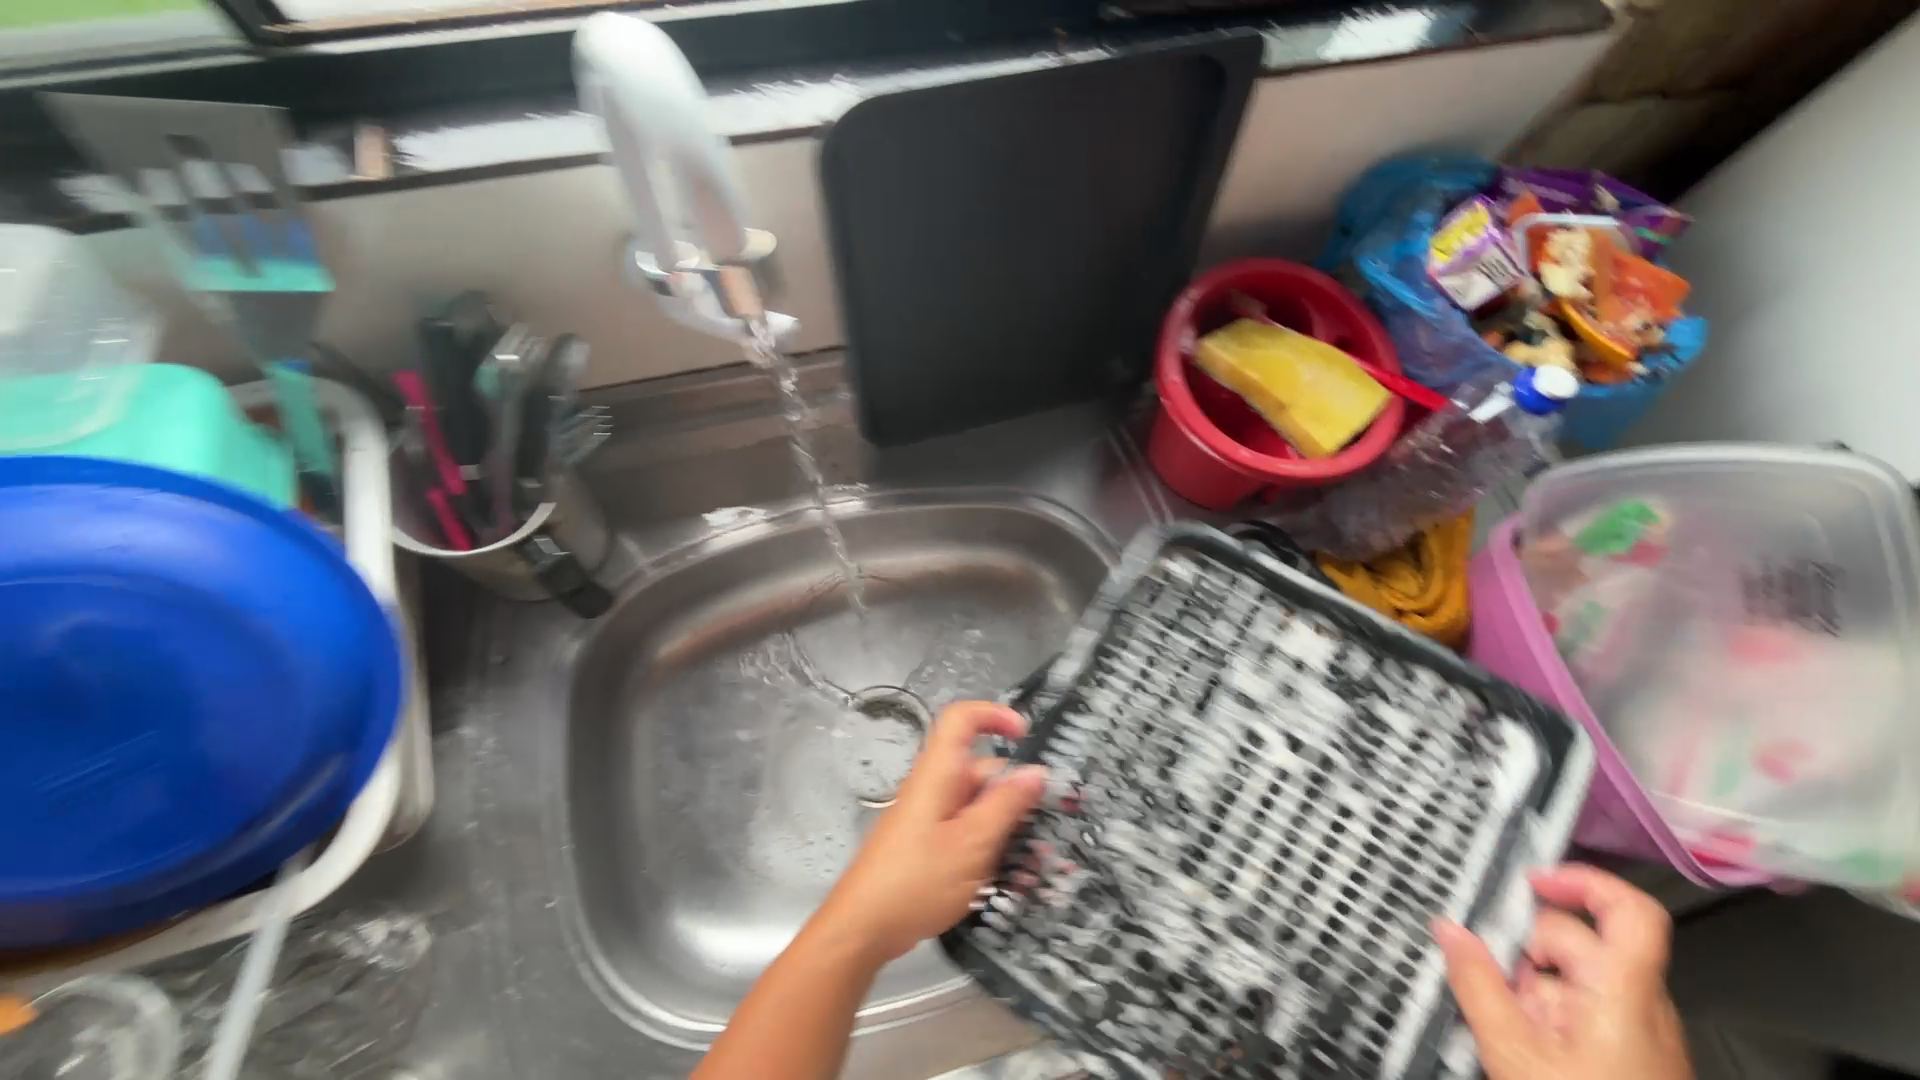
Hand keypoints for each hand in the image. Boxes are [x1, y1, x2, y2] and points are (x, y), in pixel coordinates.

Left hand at [814, 701, 1047, 966]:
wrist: (863, 928)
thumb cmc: (916, 881)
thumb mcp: (972, 843)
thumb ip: (1006, 805)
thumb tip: (1036, 770)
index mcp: (939, 773)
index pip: (962, 719)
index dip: (994, 715)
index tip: (1027, 734)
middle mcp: (935, 788)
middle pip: (983, 771)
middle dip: (1021, 795)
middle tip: (1055, 822)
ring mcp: (931, 817)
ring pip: (981, 808)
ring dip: (1012, 829)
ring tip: (1040, 863)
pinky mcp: (930, 845)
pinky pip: (969, 833)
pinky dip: (994, 848)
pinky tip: (1016, 879)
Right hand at [1434, 864, 1692, 1079]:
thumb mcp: (1512, 1052)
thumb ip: (1477, 982)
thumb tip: (1448, 928)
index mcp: (1624, 996)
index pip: (1630, 912)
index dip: (1583, 881)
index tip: (1531, 879)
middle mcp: (1642, 1006)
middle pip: (1578, 941)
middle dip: (1523, 949)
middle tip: (1485, 971)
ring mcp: (1638, 1032)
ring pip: (1573, 976)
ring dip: (1530, 984)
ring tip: (1503, 1020)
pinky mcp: (1629, 1053)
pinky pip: (1581, 1007)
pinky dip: (1544, 1010)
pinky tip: (1520, 1039)